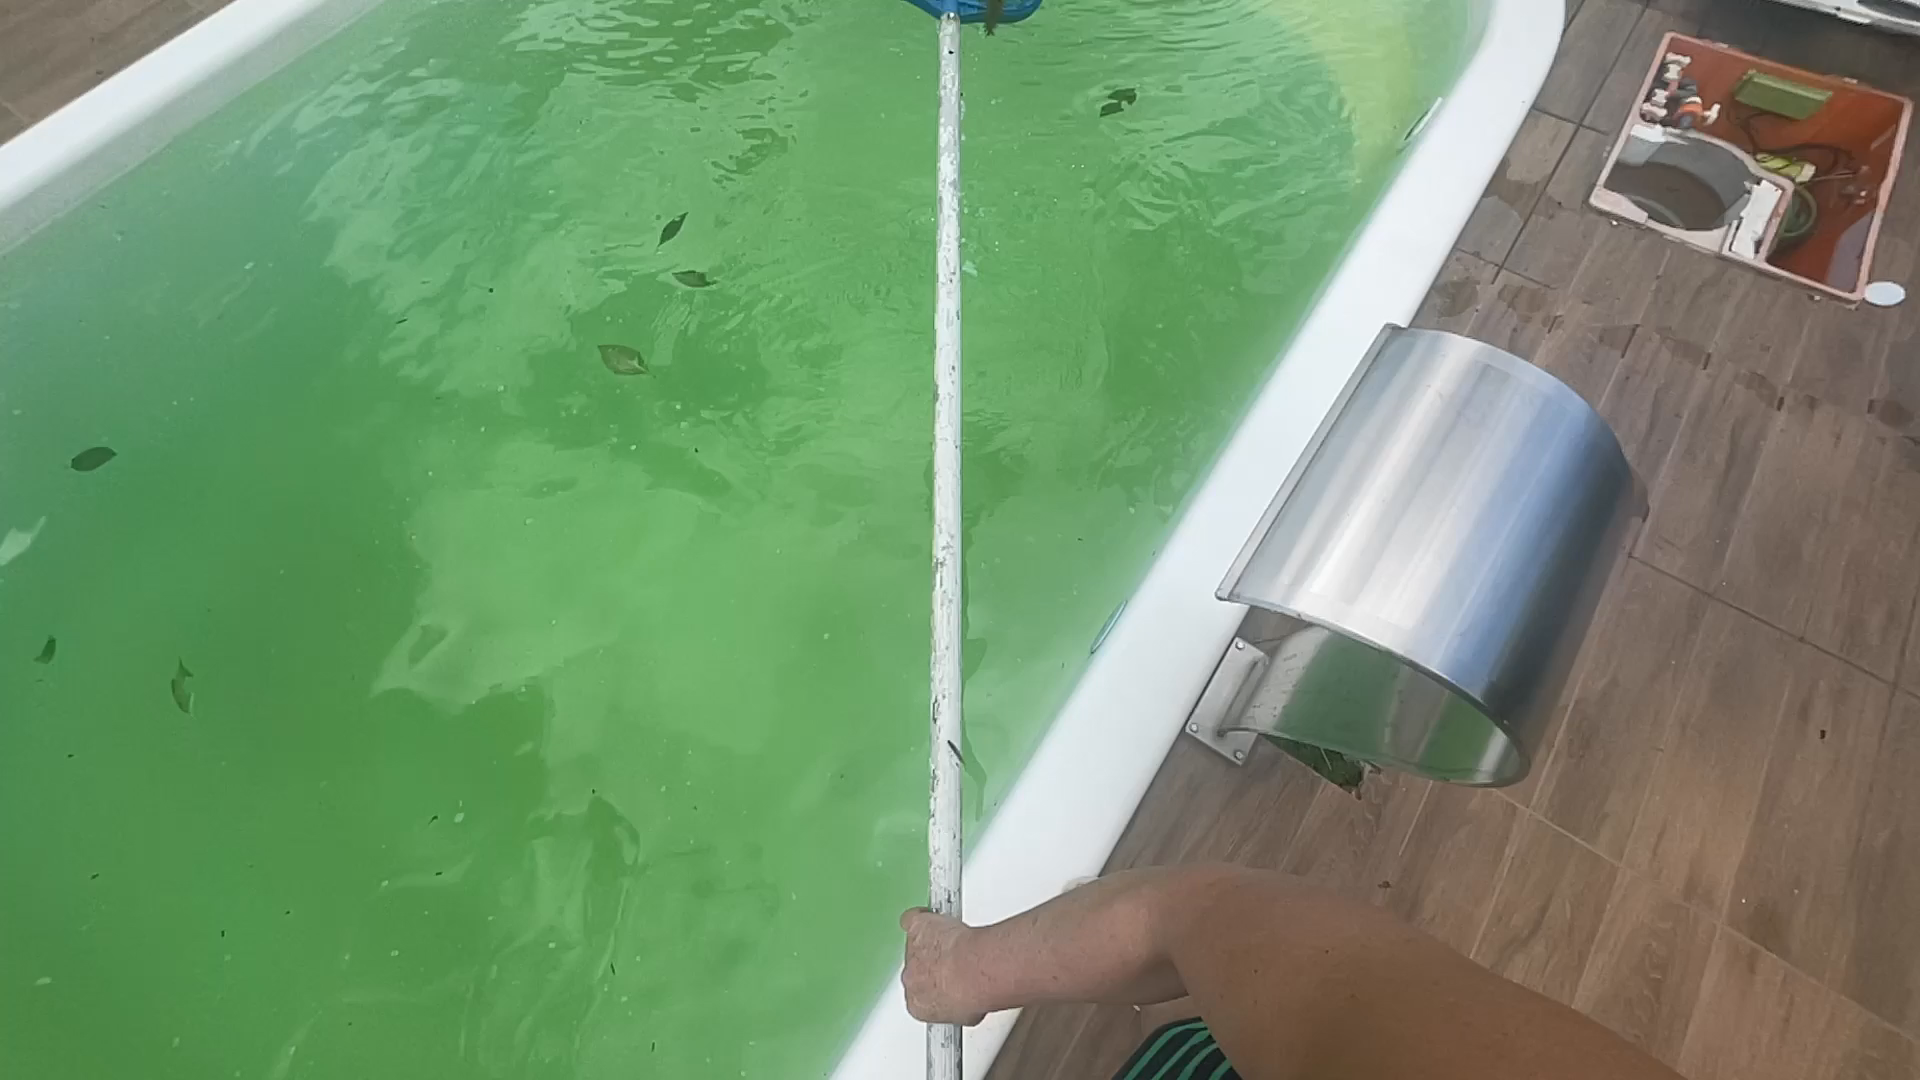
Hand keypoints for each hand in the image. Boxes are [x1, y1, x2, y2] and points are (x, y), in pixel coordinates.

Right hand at [900, 907, 987, 1025]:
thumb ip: (955, 1002)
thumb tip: (965, 999)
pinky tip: (931, 916)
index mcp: (917, 1004)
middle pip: (916, 967)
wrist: (973, 968)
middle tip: (953, 959)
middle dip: (931, 962)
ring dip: (931, 940)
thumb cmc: (971, 991)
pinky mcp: (916, 927)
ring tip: (952, 938)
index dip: (934, 985)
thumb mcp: (965, 1011)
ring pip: (917, 942)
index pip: (918, 994)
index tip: (946, 980)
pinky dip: (920, 916)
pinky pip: (911, 919)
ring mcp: (912, 950)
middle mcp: (910, 977)